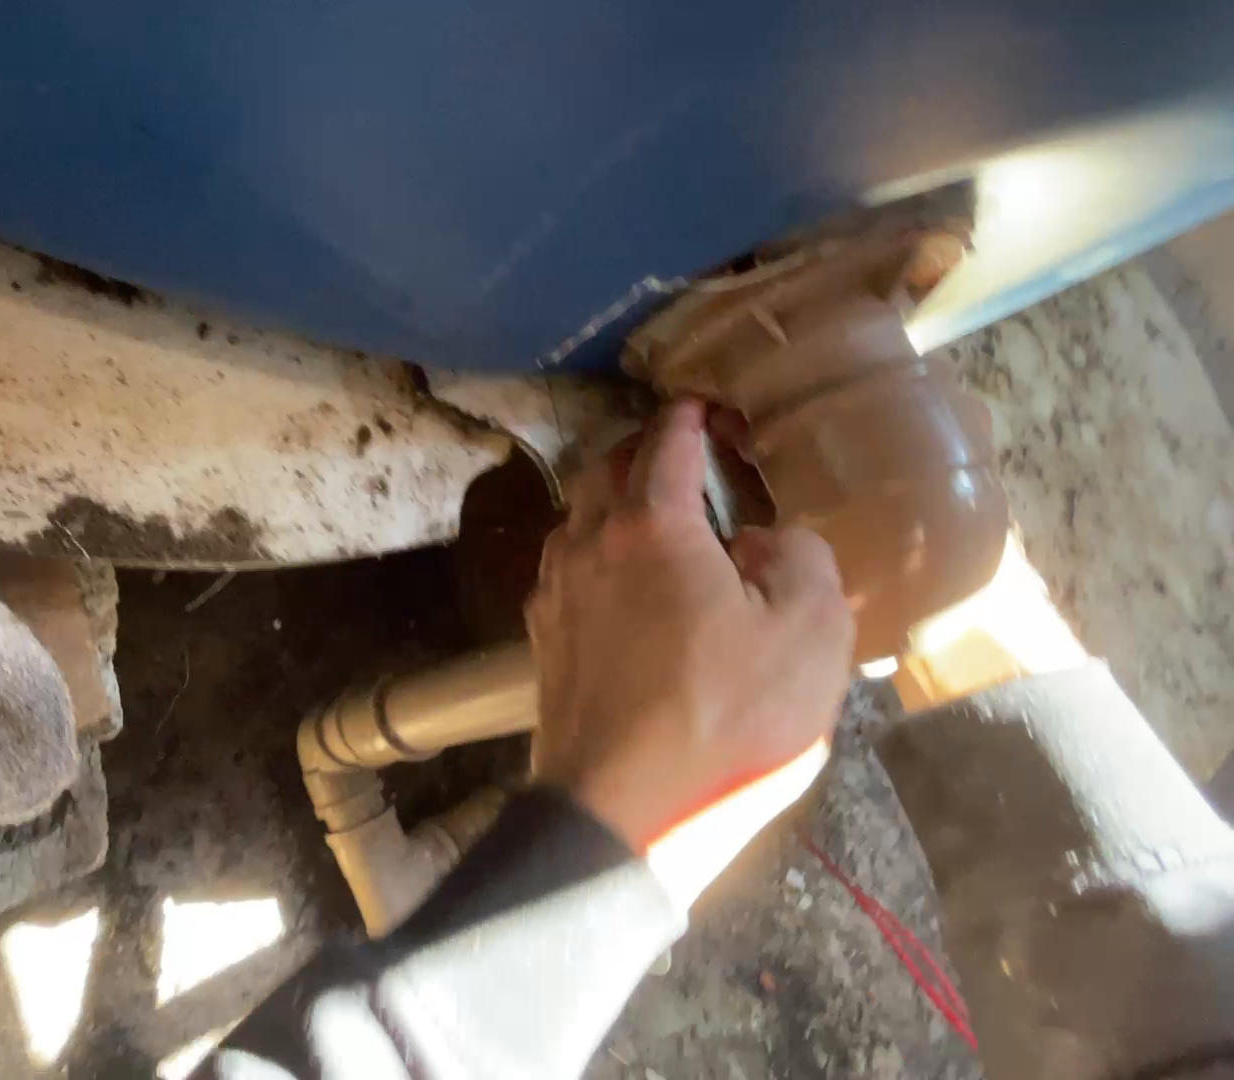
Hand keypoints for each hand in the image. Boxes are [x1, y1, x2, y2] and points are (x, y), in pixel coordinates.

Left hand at [525, 400, 855, 861]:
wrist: (621, 799)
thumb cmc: (724, 718)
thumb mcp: (808, 636)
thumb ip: (799, 563)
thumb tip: (763, 538)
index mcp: (651, 530)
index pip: (664, 446)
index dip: (687, 417)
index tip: (703, 404)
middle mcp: (587, 545)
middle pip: (604, 471)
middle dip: (640, 449)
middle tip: (680, 452)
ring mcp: (555, 588)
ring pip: (575, 516)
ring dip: (608, 497)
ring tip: (650, 508)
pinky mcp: (541, 631)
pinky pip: (563, 563)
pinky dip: (591, 546)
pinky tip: (615, 572)